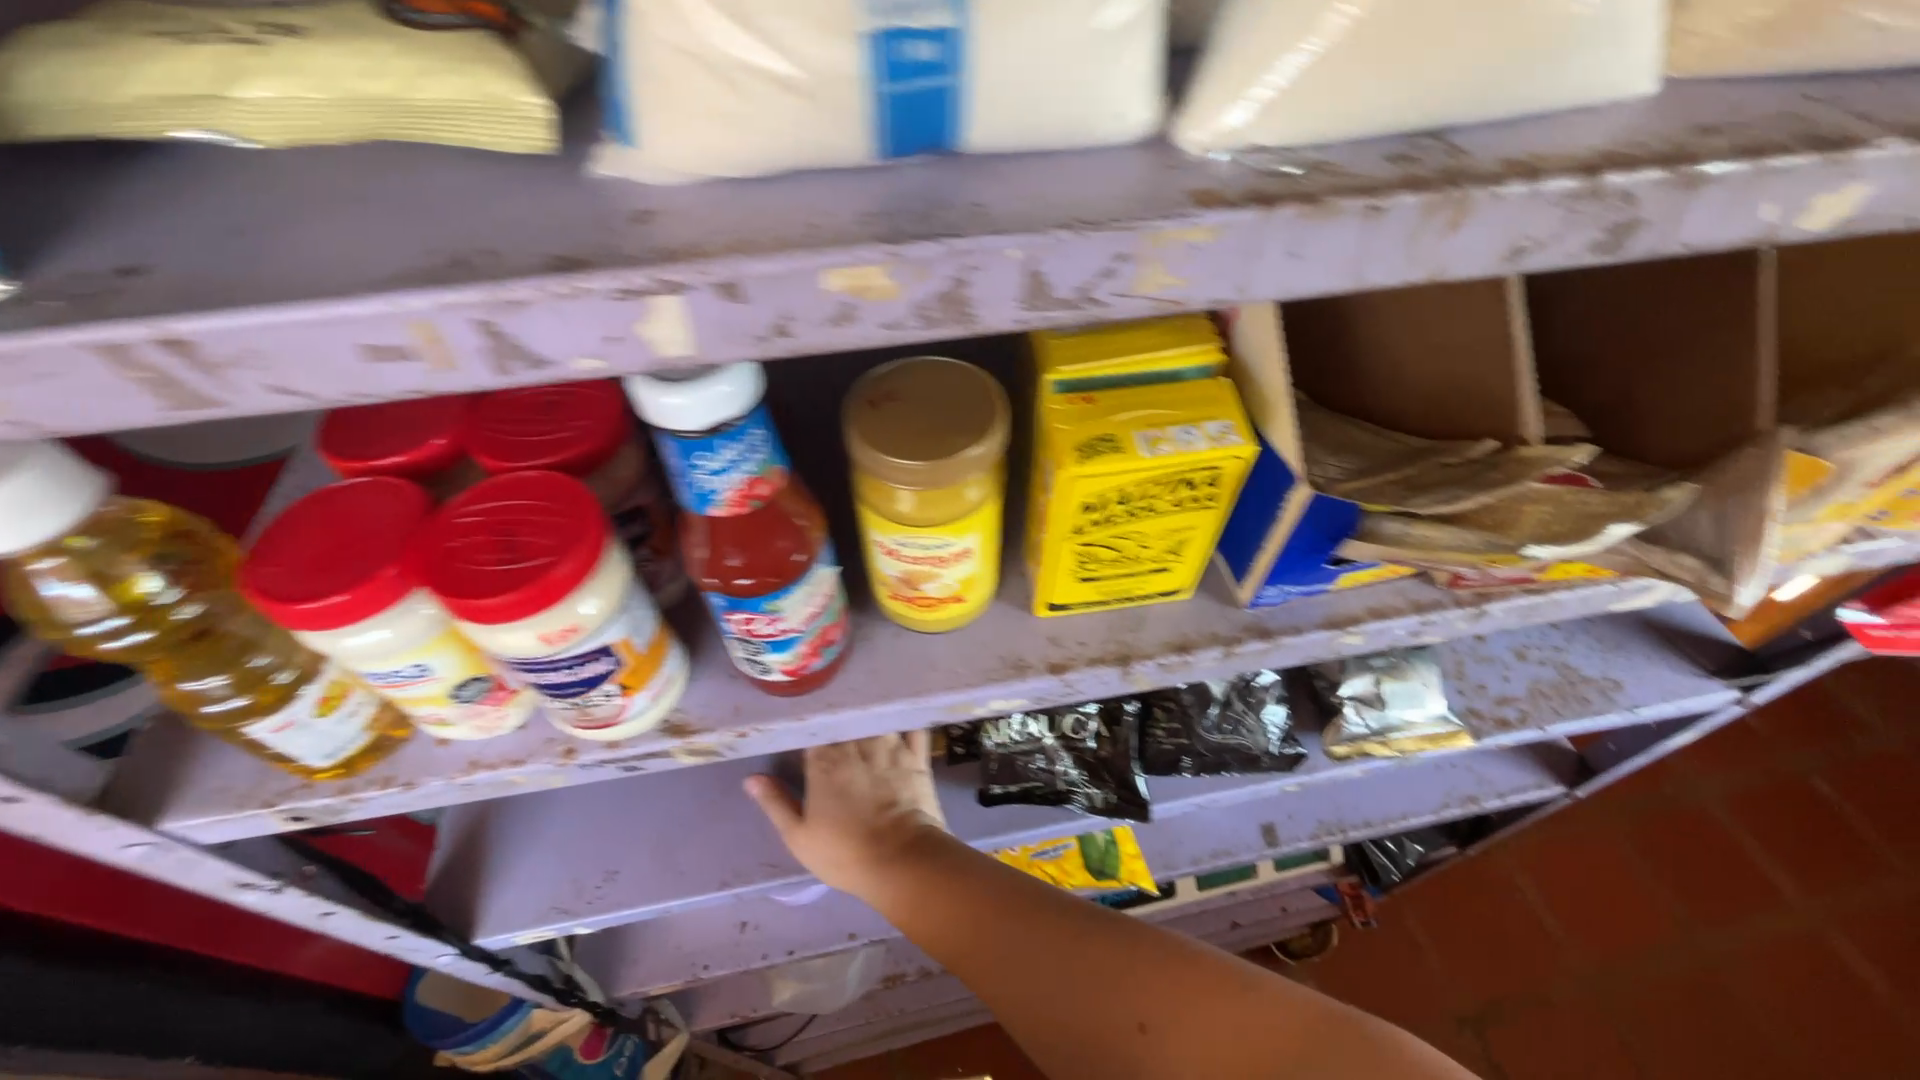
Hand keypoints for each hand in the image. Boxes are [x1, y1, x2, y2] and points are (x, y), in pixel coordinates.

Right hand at [744, 732, 949, 895]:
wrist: (903, 861)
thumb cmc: (845, 853)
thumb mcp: (799, 836)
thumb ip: (775, 803)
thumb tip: (751, 778)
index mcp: (824, 759)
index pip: (812, 730)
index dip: (809, 732)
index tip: (806, 735)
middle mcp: (856, 743)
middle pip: (845, 720)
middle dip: (839, 721)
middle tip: (835, 727)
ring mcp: (891, 746)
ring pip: (876, 718)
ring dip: (869, 718)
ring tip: (864, 719)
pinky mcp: (917, 756)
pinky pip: (914, 727)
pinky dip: (907, 721)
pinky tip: (903, 720)